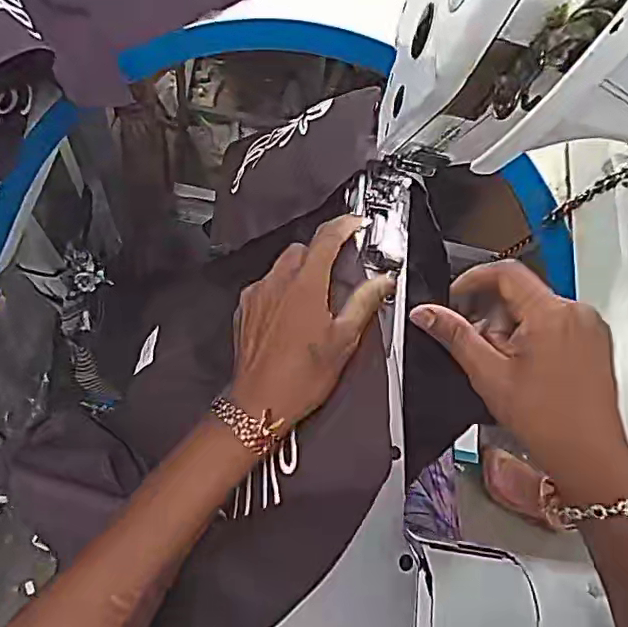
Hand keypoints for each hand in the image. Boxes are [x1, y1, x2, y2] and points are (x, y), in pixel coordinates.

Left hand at [229, 215, 394, 428]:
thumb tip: (382, 282)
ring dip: (301, 271)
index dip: (344, 225)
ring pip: (282, 266)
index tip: (355, 223)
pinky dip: (281, 289)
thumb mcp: (343, 340)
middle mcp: (276, 283)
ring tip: (317, 299)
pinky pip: (266, 285)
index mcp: (304, 285)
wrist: (259, 403)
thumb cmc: (300, 378)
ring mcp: (257, 295)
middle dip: (322, 252)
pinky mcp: (245, 309)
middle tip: (340, 271)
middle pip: (302, 249)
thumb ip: (364, 303)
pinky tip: (293, 315)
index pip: (326, 238)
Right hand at [411, 261, 627, 504]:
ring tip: (505, 366)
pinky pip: (557, 324)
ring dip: (512, 327)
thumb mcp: (489, 375)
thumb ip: (455, 336)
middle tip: (480, 346)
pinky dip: (535, 336)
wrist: (589, 455)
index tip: (456, 297)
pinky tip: (526, 370)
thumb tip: (428, 313)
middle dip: (492, 314)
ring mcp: (590, 327)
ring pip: (538, 309)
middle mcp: (576, 313)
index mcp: (551, 314)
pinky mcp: (595, 341)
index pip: (505, 272)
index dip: (472, 280)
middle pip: (521, 293)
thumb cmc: (550, 423)